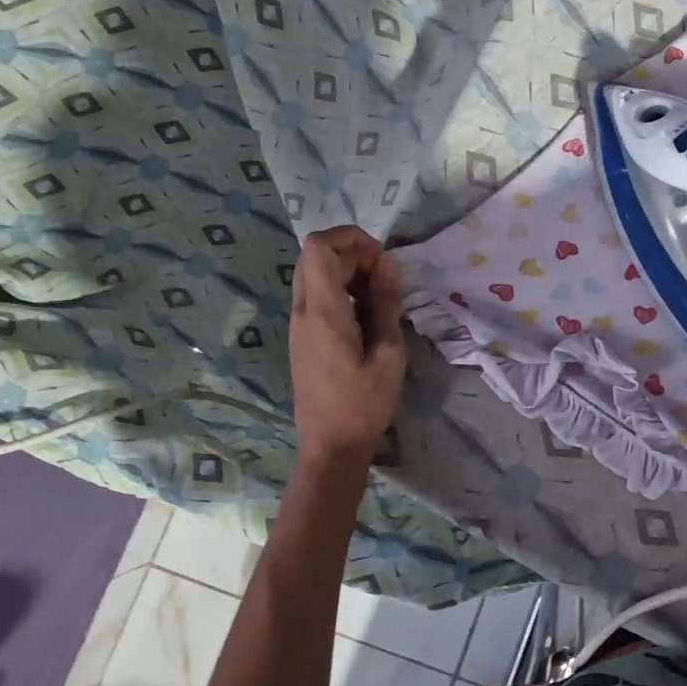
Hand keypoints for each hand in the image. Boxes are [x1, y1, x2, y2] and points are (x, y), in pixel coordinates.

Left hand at [288, 226, 405, 458]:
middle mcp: (302, 311)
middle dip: (352, 251)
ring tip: (379, 294)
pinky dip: (340, 287)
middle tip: (384, 277)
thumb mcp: (389, 352)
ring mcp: (298, 323)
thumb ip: (386, 303)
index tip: (382, 261)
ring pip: (313, 272)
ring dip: (346, 269)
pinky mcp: (302, 335)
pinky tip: (365, 312)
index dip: (352, 239)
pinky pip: (315, 292)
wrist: (331, 446)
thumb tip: (387, 265)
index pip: (319, 246)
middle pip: (314, 254)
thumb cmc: (365, 403)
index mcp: (323, 312)